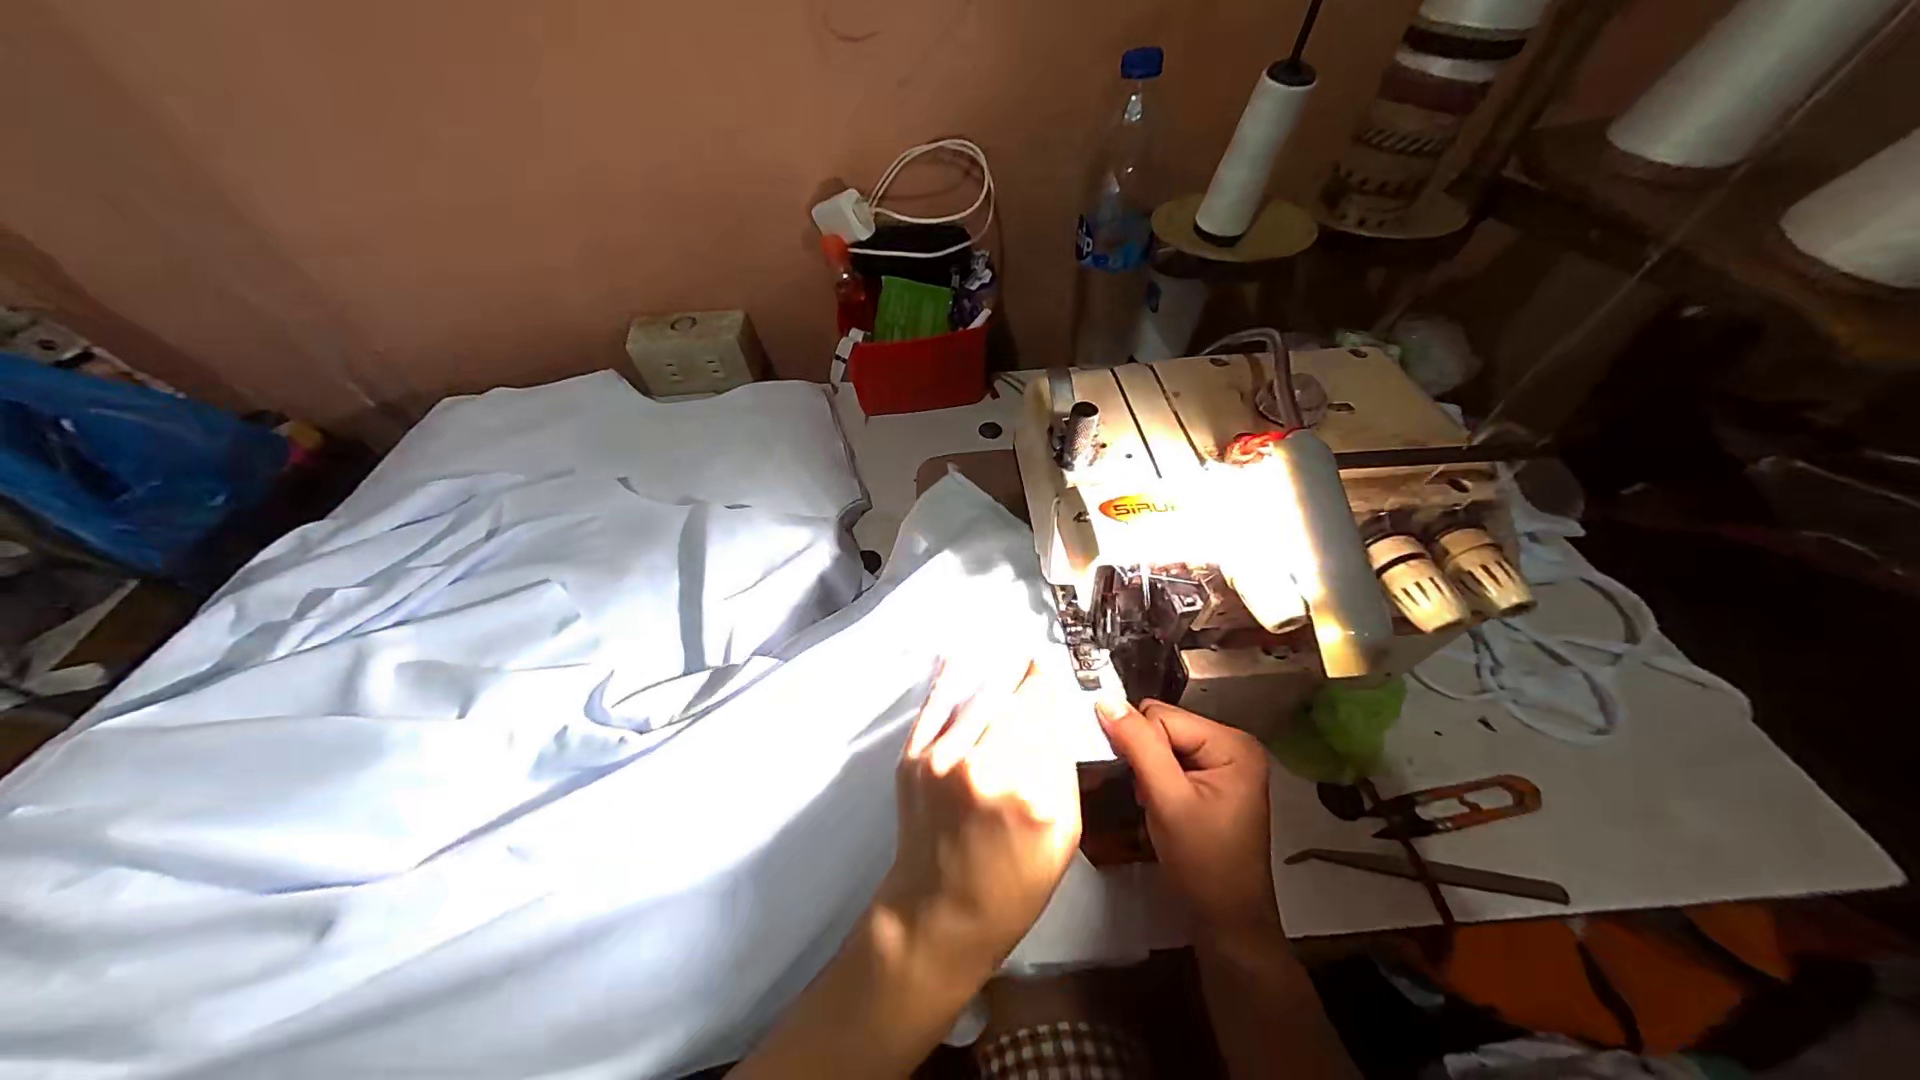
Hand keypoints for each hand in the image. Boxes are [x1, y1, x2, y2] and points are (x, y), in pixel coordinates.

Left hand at [875, 659, 1082, 981]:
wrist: (940, 913)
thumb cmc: (1013, 885)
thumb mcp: (1064, 837)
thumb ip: (1062, 771)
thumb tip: (1052, 718)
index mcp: (1032, 796)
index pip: (1045, 721)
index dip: (1046, 690)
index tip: (1047, 672)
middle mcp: (985, 771)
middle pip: (1012, 705)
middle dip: (1024, 684)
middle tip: (1031, 668)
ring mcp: (941, 762)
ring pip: (977, 701)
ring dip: (995, 681)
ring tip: (1006, 663)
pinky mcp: (911, 760)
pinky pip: (933, 707)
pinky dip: (946, 680)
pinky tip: (958, 657)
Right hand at [1095, 698, 1279, 933]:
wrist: (1227, 920)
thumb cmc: (1204, 864)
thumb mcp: (1167, 800)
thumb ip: (1138, 746)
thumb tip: (1105, 701)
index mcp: (1233, 743)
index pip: (1162, 716)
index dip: (1140, 745)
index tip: (1140, 784)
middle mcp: (1232, 743)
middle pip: (1163, 726)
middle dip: (1145, 757)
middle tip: (1150, 796)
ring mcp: (1224, 762)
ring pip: (1161, 743)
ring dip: (1148, 770)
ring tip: (1157, 803)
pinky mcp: (1212, 778)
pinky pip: (1169, 760)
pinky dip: (1156, 779)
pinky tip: (1162, 804)